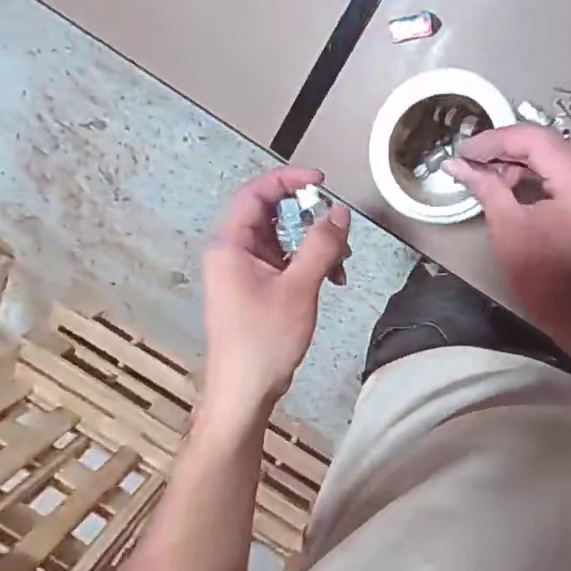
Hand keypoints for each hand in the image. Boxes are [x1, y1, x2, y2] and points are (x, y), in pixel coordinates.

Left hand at [201, 167, 350, 411]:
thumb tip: (338, 214)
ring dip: (312, 246)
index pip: (255, 193)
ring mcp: (242, 273)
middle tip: (337, 230)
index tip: (319, 182)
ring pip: (281, 241)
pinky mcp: (254, 290)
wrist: (244, 389)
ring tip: (340, 264)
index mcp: (230, 245)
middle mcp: (231, 253)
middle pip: (271, 216)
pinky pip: (282, 263)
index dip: (287, 180)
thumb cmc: (262, 341)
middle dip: (308, 219)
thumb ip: (320, 245)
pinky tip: (330, 279)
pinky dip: (306, 266)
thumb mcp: (298, 288)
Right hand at [442, 125, 570, 334]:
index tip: (464, 149)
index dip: (495, 140)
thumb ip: (485, 187)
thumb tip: (458, 164)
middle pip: (547, 144)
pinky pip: (561, 172)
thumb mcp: (507, 227)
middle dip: (504, 149)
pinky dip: (532, 173)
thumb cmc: (542, 277)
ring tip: (483, 172)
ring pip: (553, 155)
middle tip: (469, 159)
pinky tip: (506, 181)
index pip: (536, 140)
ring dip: (516, 160)